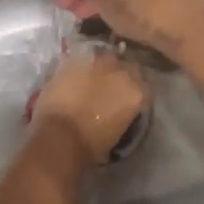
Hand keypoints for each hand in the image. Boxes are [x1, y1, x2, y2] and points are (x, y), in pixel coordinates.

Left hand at [32, 51, 149, 162]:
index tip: (126, 100)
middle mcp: (120, 71)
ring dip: (98, 68)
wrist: (60, 136)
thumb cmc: (91, 145)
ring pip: (102, 59)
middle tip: (107, 88)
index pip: (143, 87)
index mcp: (136, 92)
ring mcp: (96, 62)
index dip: (133, 93)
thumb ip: (122, 112)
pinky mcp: (74, 59)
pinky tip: (72, 78)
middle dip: (117, 76)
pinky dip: (78, 68)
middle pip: (124, 67)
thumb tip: (115, 109)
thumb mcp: (118, 131)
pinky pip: (80, 60)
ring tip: (89, 80)